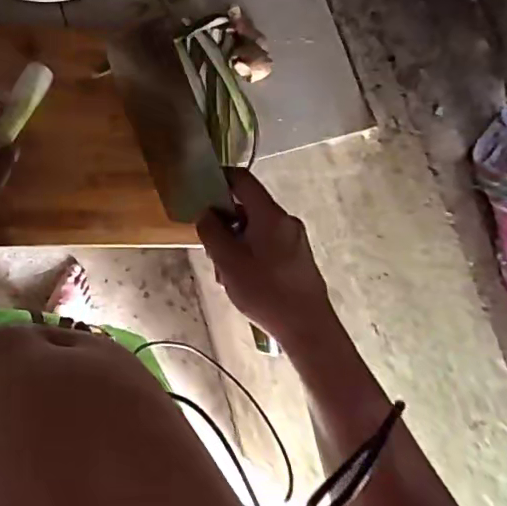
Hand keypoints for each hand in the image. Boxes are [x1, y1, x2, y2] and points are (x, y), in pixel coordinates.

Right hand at [194, 169, 337, 345]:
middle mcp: (285, 222)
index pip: (242, 180)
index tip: (198, 185)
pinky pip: (265, 242)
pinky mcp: (296, 257)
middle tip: (207, 243)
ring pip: (254, 227)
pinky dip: (247, 250)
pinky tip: (240, 277)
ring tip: (224, 269)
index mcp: (270, 216)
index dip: (219, 176)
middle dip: (223, 220)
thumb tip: (205, 212)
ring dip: (234, 240)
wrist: (308, 329)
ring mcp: (294, 240)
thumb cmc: (265, 291)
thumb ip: (211, 231)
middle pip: (247, 206)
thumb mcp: (227, 260)